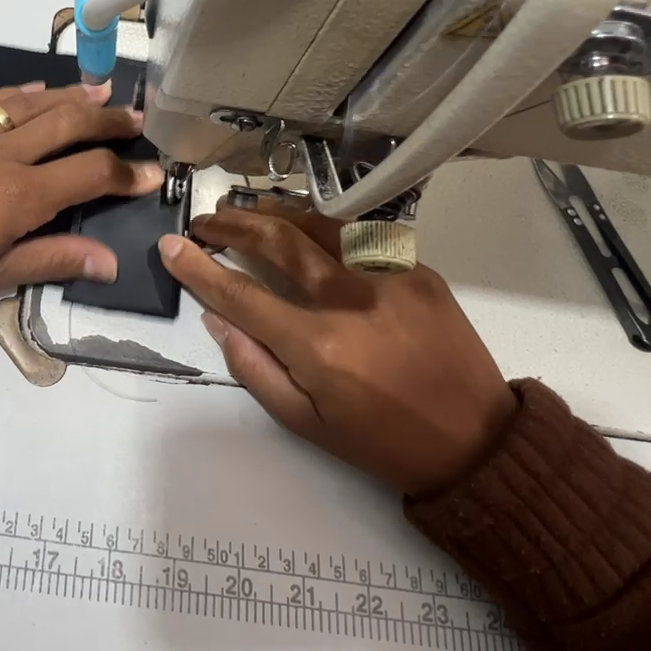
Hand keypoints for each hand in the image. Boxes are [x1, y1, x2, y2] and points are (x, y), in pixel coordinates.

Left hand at [0, 81, 162, 317]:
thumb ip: (53, 260)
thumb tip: (110, 262)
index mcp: (19, 195)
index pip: (90, 174)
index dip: (127, 173)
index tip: (152, 172)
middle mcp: (2, 151)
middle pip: (70, 124)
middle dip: (109, 121)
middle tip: (136, 120)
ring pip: (34, 102)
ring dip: (72, 97)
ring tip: (102, 94)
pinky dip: (23, 92)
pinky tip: (38, 90)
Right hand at [158, 209, 515, 496]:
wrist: (478, 442)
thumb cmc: (382, 442)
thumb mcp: (306, 424)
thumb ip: (253, 368)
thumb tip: (216, 319)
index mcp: (318, 345)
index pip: (241, 295)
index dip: (199, 268)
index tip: (171, 246)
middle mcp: (350, 299)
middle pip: (277, 242)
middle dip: (232, 225)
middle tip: (205, 222)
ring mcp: (389, 276)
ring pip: (318, 223)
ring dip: (273, 211)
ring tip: (245, 208)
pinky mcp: (418, 269)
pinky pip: (359, 235)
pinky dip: (321, 224)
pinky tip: (303, 223)